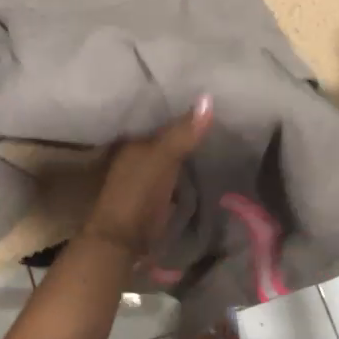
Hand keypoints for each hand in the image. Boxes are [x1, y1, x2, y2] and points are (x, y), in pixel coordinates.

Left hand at [80, 96, 213, 258]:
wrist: (120, 241)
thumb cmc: (137, 194)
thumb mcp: (163, 159)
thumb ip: (183, 132)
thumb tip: (208, 97)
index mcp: (132, 143)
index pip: (160, 119)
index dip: (182, 111)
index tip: (208, 99)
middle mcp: (134, 157)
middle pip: (164, 139)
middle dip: (184, 131)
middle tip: (218, 117)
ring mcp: (141, 179)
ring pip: (167, 158)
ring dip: (185, 151)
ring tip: (215, 138)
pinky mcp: (150, 200)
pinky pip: (171, 177)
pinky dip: (184, 172)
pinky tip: (201, 167)